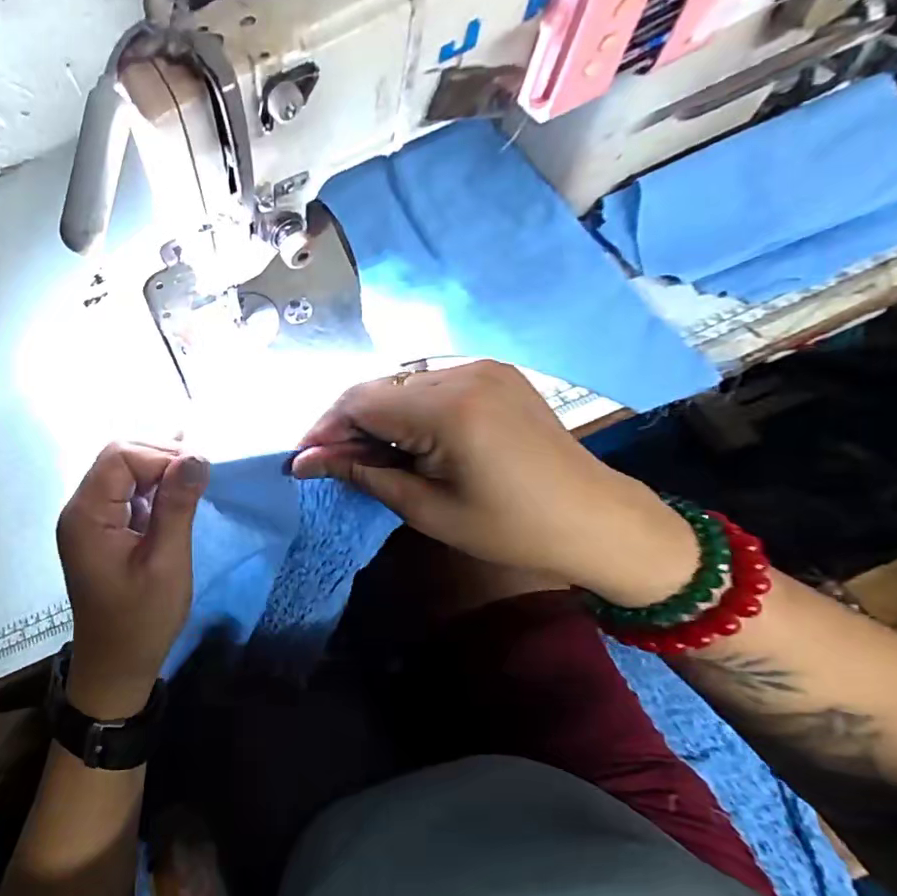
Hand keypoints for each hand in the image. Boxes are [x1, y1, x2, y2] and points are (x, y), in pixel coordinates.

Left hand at [56, 442, 210, 719]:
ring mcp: (91, 519)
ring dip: (161, 468)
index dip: (161, 456)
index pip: (120, 456)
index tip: (200, 474)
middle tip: (203, 471)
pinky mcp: (104, 530)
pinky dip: (155, 485)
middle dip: (161, 456)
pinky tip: (182, 482)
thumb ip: (177, 506)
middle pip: (119, 457)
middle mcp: (81, 509)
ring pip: (124, 471)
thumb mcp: (166, 563)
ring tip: (199, 473)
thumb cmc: (142, 620)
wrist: (117, 666)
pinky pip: (128, 492)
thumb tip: (196, 455)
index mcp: (87, 515)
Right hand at [289, 361, 695, 605]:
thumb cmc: (511, 529)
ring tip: (366, 454)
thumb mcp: (429, 509)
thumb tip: (307, 461)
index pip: (361, 402)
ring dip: (378, 414)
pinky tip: (406, 437)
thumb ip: (365, 474)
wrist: (593, 517)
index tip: (302, 460)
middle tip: (330, 462)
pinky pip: (434, 382)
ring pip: (404, 382)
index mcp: (448, 407)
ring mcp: (484, 366)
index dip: (324, 429)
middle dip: (348, 423)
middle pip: (380, 387)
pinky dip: (410, 407)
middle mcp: (463, 371)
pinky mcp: (497, 372)